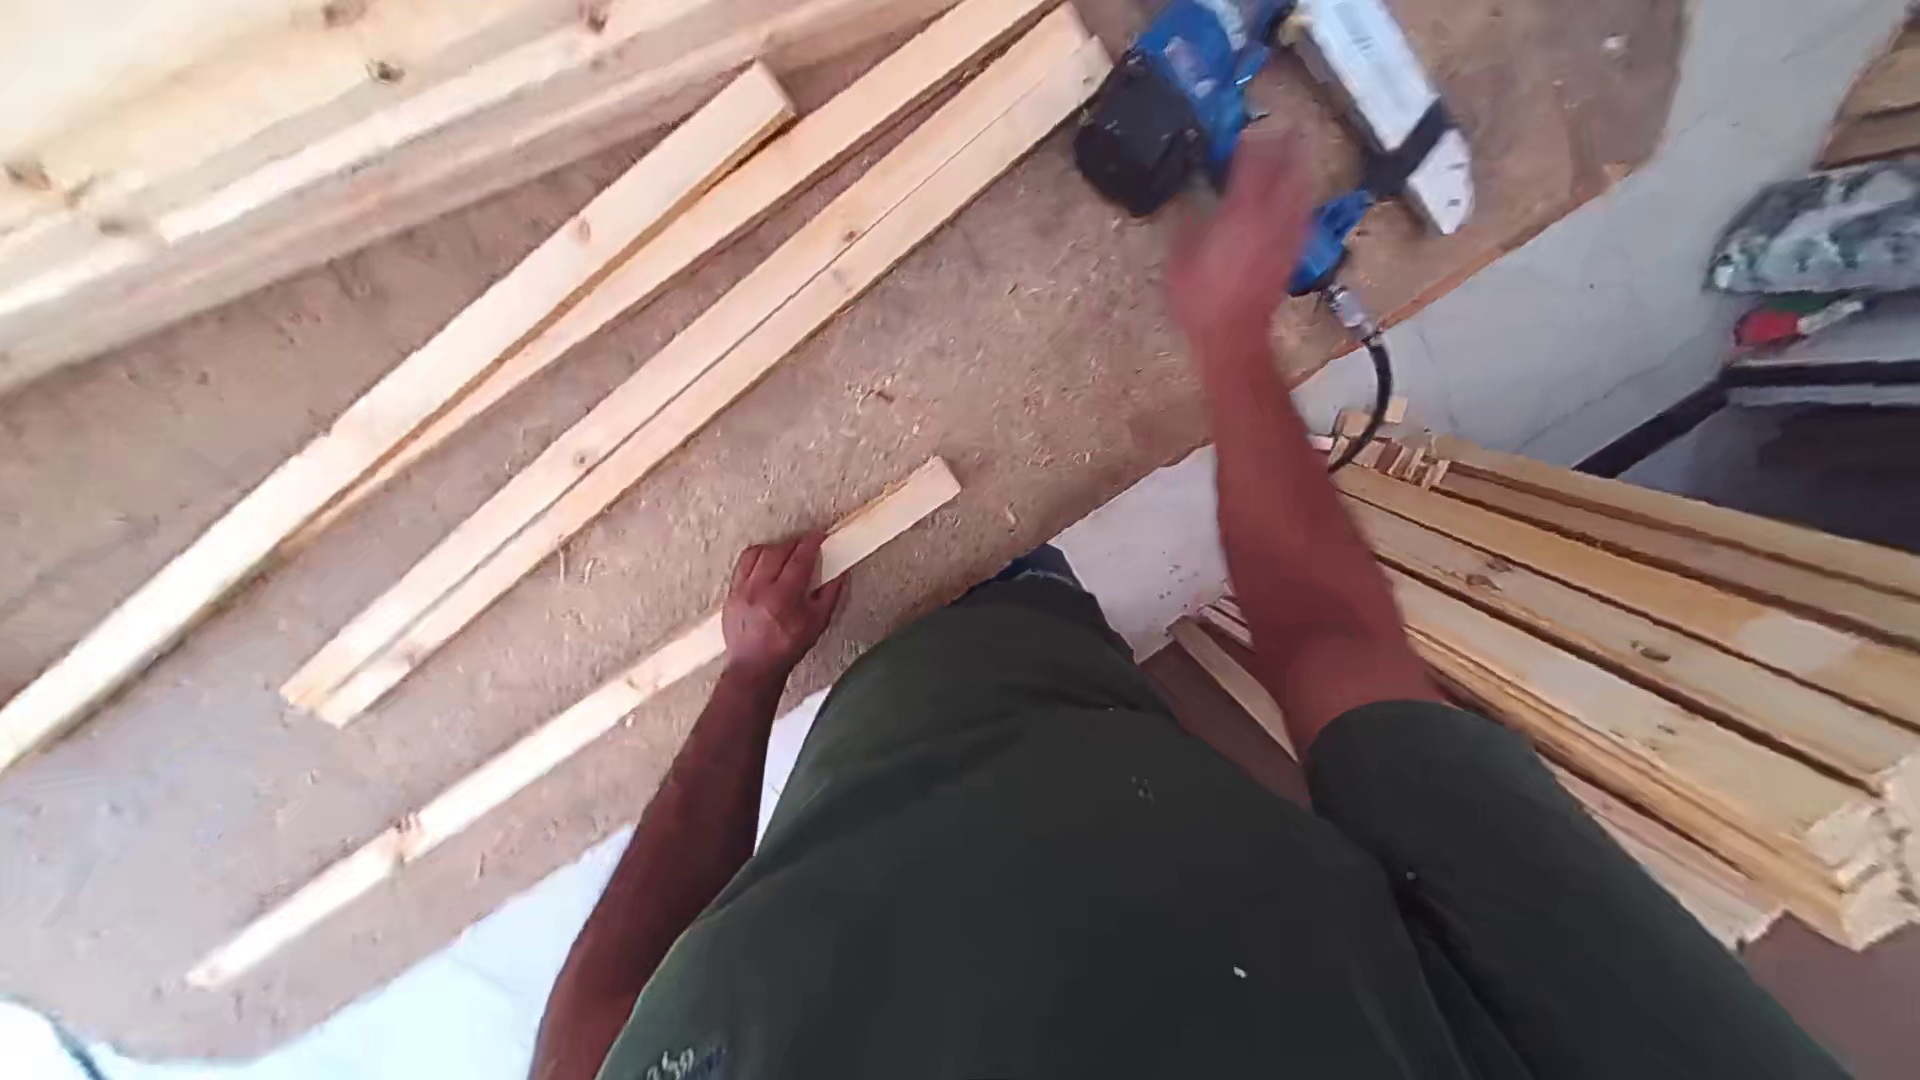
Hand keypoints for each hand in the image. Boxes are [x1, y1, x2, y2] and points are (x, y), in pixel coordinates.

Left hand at [720, 532, 844, 685]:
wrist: (754, 667)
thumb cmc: (787, 648)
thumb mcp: (817, 623)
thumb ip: (830, 595)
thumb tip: (840, 574)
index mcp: (784, 597)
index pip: (799, 558)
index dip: (811, 543)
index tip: (819, 536)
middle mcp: (760, 589)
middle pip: (778, 551)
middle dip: (795, 542)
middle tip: (806, 543)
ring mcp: (742, 590)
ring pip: (757, 553)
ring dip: (775, 547)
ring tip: (786, 551)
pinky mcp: (731, 594)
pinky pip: (742, 564)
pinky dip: (756, 557)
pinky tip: (766, 562)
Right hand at [1165, 133, 1313, 351]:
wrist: (1233, 337)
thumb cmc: (1203, 305)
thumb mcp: (1179, 265)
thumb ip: (1187, 230)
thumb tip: (1191, 210)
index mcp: (1237, 216)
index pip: (1249, 166)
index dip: (1250, 144)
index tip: (1249, 132)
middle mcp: (1267, 220)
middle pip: (1284, 171)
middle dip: (1285, 148)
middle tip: (1286, 131)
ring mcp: (1283, 238)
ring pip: (1300, 192)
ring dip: (1300, 170)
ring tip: (1300, 157)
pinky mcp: (1290, 256)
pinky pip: (1303, 220)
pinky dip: (1302, 204)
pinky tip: (1302, 202)